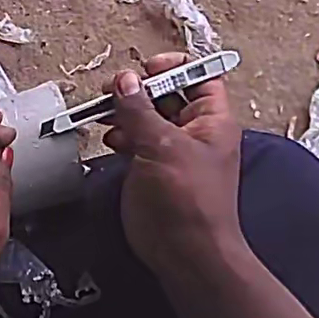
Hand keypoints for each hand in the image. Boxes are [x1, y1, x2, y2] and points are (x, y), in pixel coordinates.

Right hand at [104, 53, 244, 277]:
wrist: (184, 250)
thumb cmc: (190, 202)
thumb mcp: (163, 146)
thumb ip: (140, 110)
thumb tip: (125, 81)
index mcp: (211, 120)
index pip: (198, 76)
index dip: (173, 67)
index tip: (145, 69)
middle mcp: (193, 132)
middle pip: (166, 94)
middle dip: (139, 90)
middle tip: (114, 90)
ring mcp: (170, 150)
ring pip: (146, 117)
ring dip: (125, 112)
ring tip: (107, 113)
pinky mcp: (150, 168)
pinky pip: (134, 140)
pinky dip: (120, 135)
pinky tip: (111, 138)